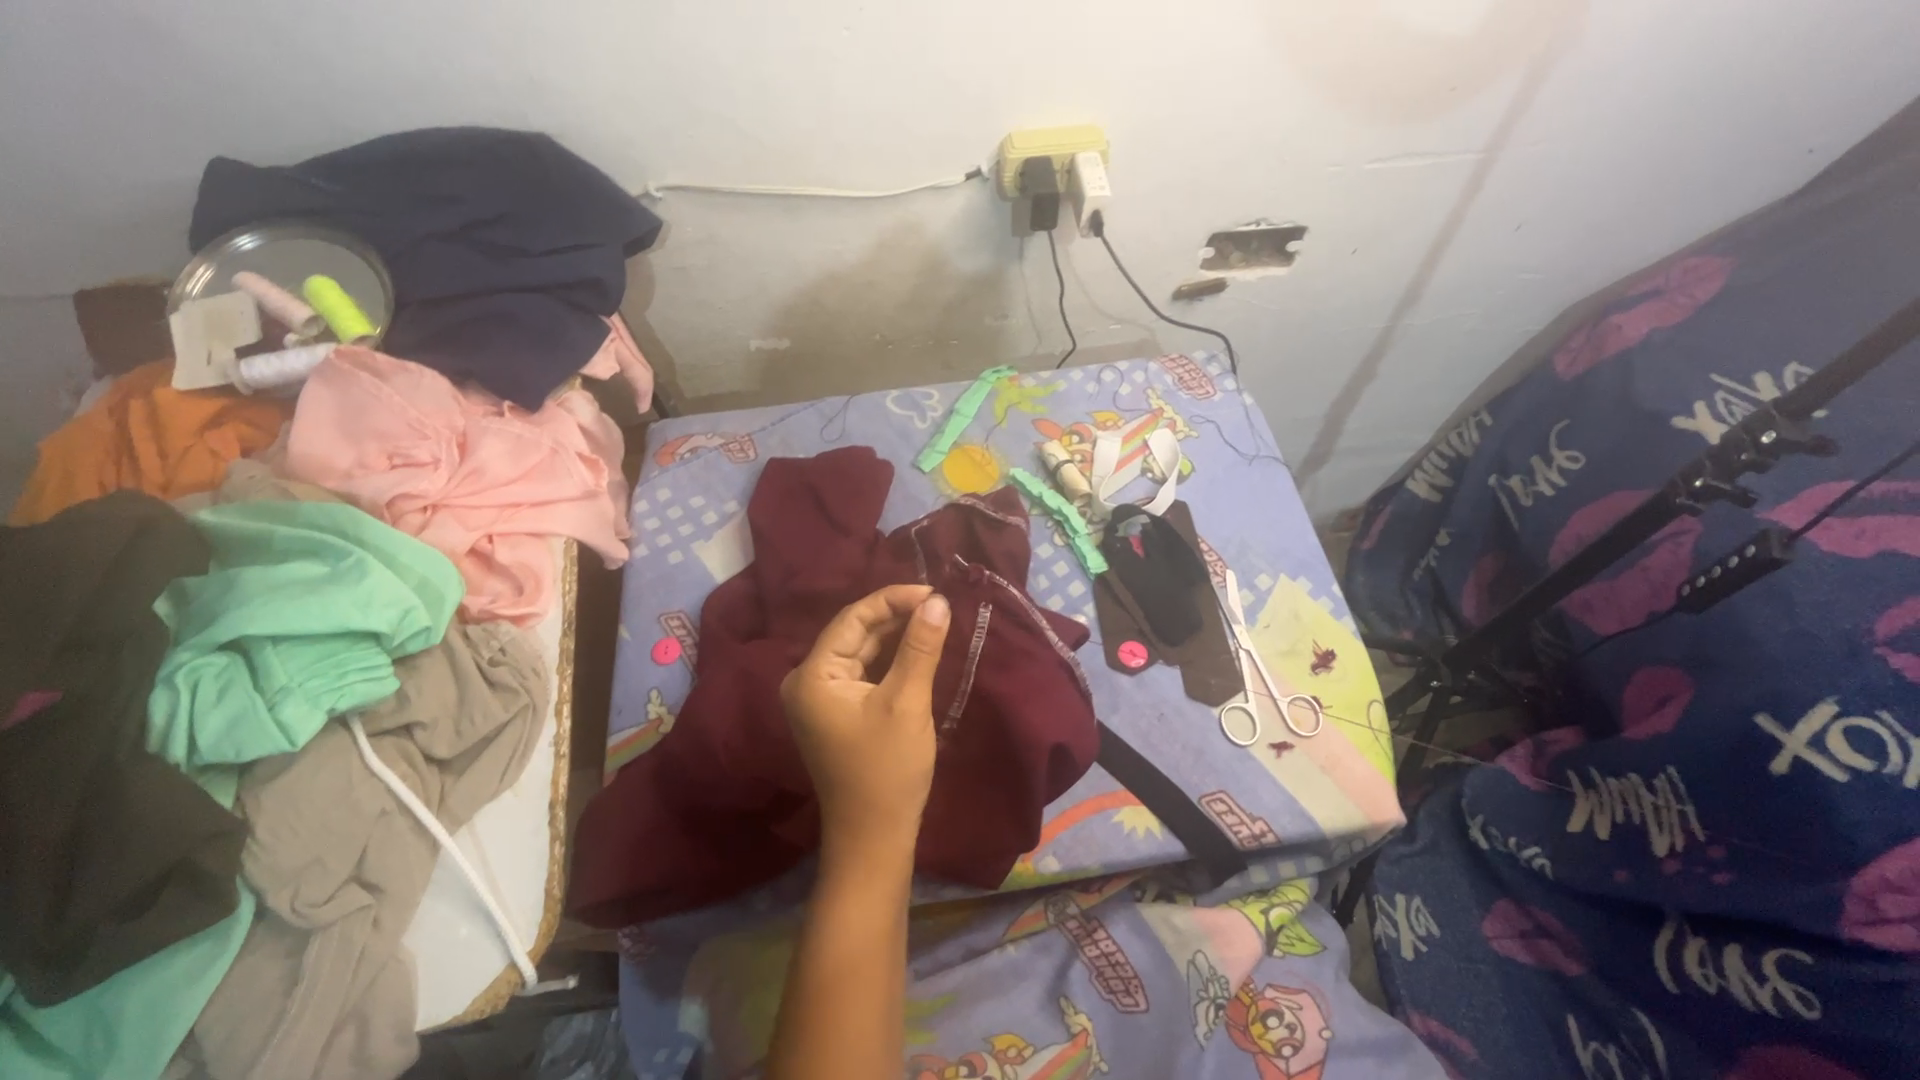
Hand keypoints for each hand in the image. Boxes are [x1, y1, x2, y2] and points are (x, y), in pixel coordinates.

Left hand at [780, 585, 951, 851]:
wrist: (874, 835)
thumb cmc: (887, 769)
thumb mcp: (907, 702)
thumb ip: (920, 648)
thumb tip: (938, 601)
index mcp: (812, 675)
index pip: (852, 619)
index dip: (893, 599)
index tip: (935, 591)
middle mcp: (807, 680)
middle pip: (854, 633)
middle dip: (896, 616)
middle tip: (940, 604)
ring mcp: (820, 698)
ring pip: (861, 652)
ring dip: (895, 636)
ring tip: (935, 619)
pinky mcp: (836, 712)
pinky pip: (863, 673)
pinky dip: (890, 660)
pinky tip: (918, 648)